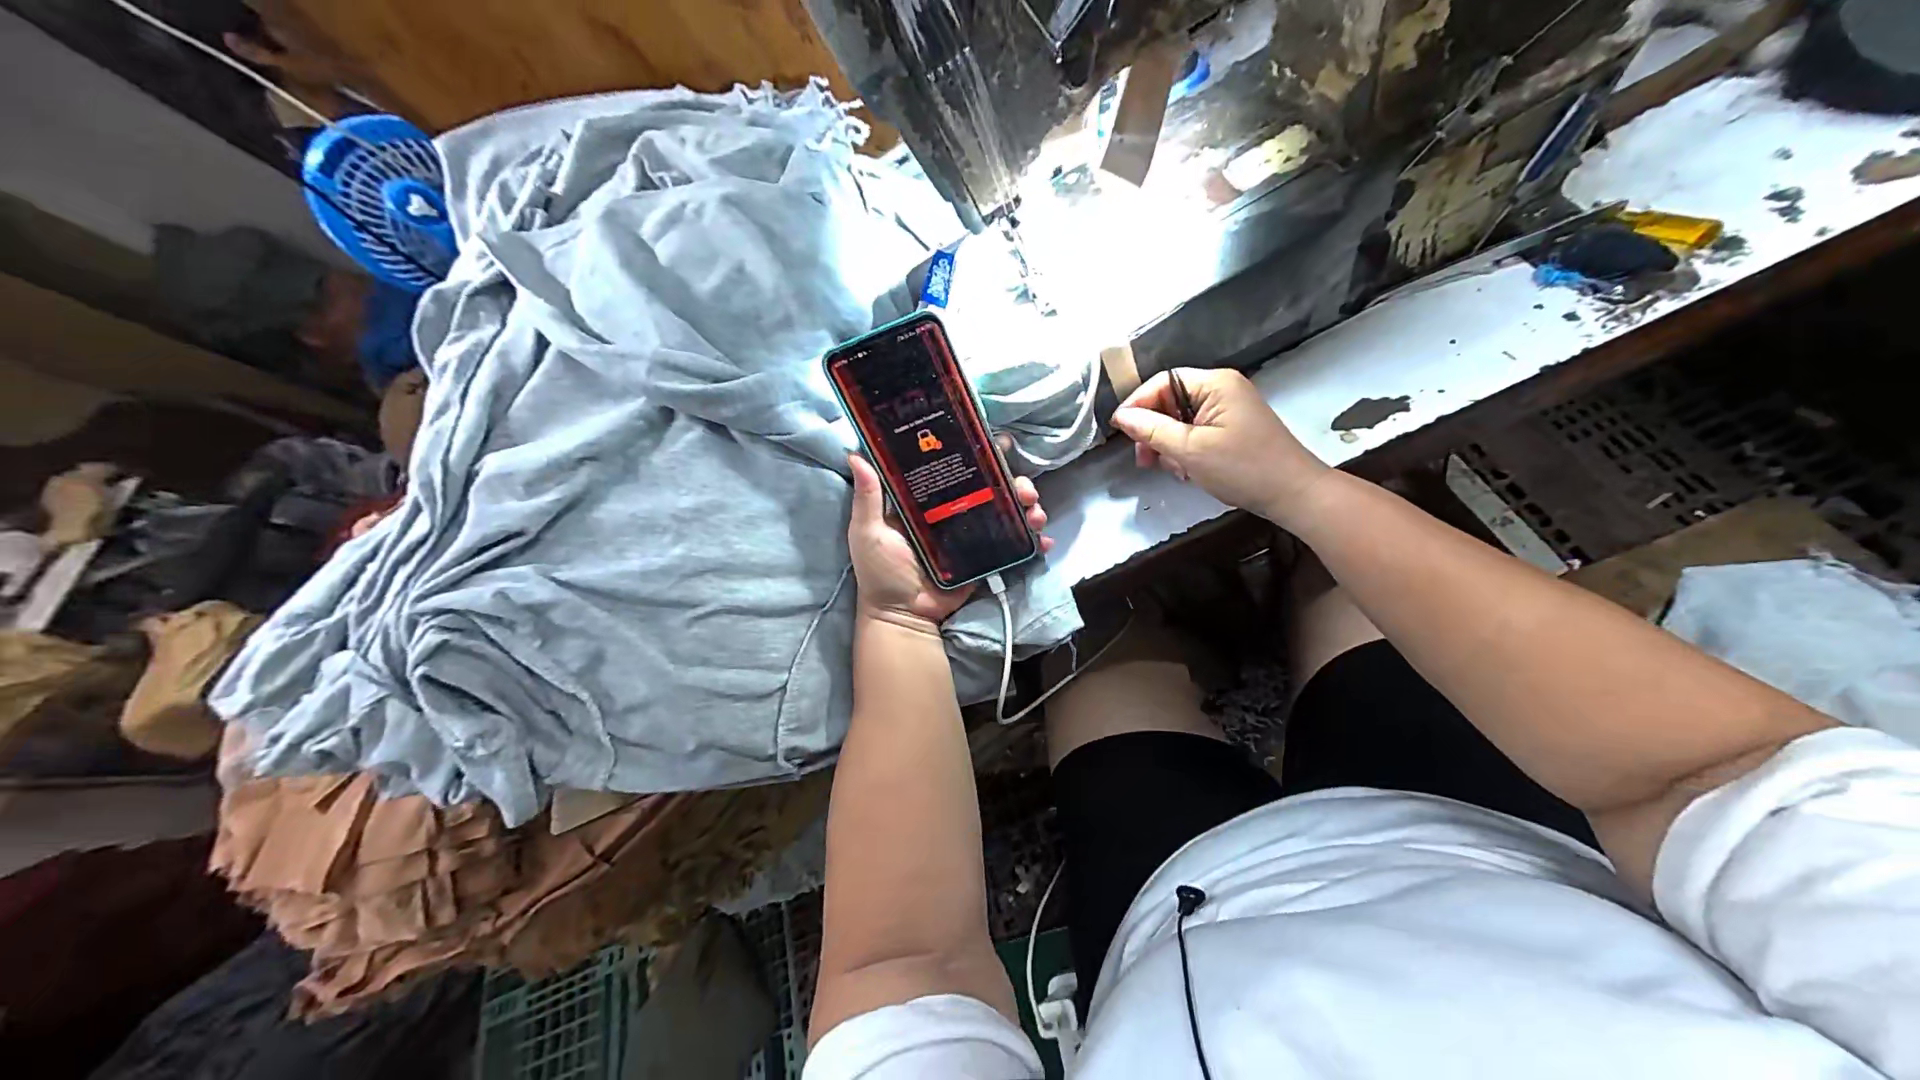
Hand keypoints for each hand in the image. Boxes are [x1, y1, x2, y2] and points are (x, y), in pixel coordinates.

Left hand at [846, 453, 1051, 633]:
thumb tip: (854, 453)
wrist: (904, 617)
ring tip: (1034, 510)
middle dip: (1013, 480)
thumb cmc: (881, 572)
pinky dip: (1032, 539)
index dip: (977, 452)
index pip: (955, 466)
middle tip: (1024, 486)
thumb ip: (868, 497)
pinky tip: (1043, 538)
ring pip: (1007, 509)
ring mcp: (971, 533)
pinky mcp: (984, 556)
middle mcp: (951, 510)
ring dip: (1027, 505)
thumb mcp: (869, 531)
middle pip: (990, 485)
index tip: (997, 441)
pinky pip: (1012, 543)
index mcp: (925, 499)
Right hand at [1110, 368, 1331, 524]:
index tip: (1121, 431)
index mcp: (1214, 384)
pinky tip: (1186, 471)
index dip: (1138, 404)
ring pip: (1180, 420)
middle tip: (1144, 460)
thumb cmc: (1243, 468)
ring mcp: (1228, 409)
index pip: (1162, 382)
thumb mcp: (1190, 450)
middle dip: (1153, 430)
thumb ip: (1152, 430)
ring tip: (1172, 470)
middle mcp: (1221, 389)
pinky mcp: (1232, 428)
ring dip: (1168, 445)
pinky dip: (1185, 450)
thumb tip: (1122, 416)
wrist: (1293, 494)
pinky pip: (1196, 432)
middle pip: (1170, 401)